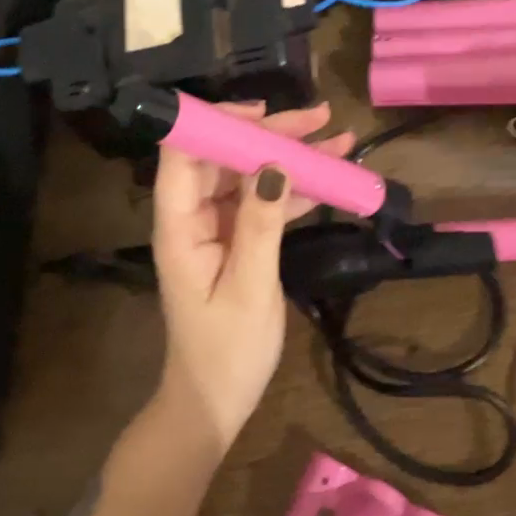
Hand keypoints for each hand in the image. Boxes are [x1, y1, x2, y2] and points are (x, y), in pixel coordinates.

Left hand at [150, 102, 354, 444]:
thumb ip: (261, 224)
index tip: (262, 112)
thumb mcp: (249, 288)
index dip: (216, 124)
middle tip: (318, 117)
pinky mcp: (235, 242)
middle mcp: (192, 217)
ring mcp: (215, 229)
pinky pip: (261, 204)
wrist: (214, 403)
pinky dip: (292, 190)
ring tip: (337, 137)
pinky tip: (328, 178)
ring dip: (289, 158)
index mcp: (179, 225)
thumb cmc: (226, 352)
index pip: (184, 155)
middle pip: (223, 158)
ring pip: (247, 177)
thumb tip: (275, 164)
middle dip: (269, 134)